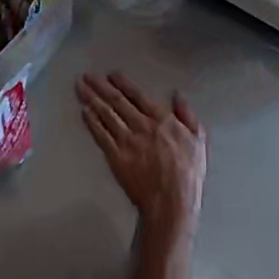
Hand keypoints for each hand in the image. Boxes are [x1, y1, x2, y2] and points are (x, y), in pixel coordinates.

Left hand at [78, 73, 205, 242]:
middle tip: (87, 77)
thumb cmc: (187, 173)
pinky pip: (101, 136)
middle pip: (117, 102)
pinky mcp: (116, 159)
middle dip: (101, 87)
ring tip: (80, 89)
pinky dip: (92, 123)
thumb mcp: (198, 139)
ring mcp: (127, 142)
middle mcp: (142, 126)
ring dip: (92, 100)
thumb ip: (187, 115)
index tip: (112, 75)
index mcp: (162, 119)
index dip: (123, 84)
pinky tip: (84, 113)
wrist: (171, 202)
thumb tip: (177, 96)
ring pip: (106, 115)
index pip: (138, 96)